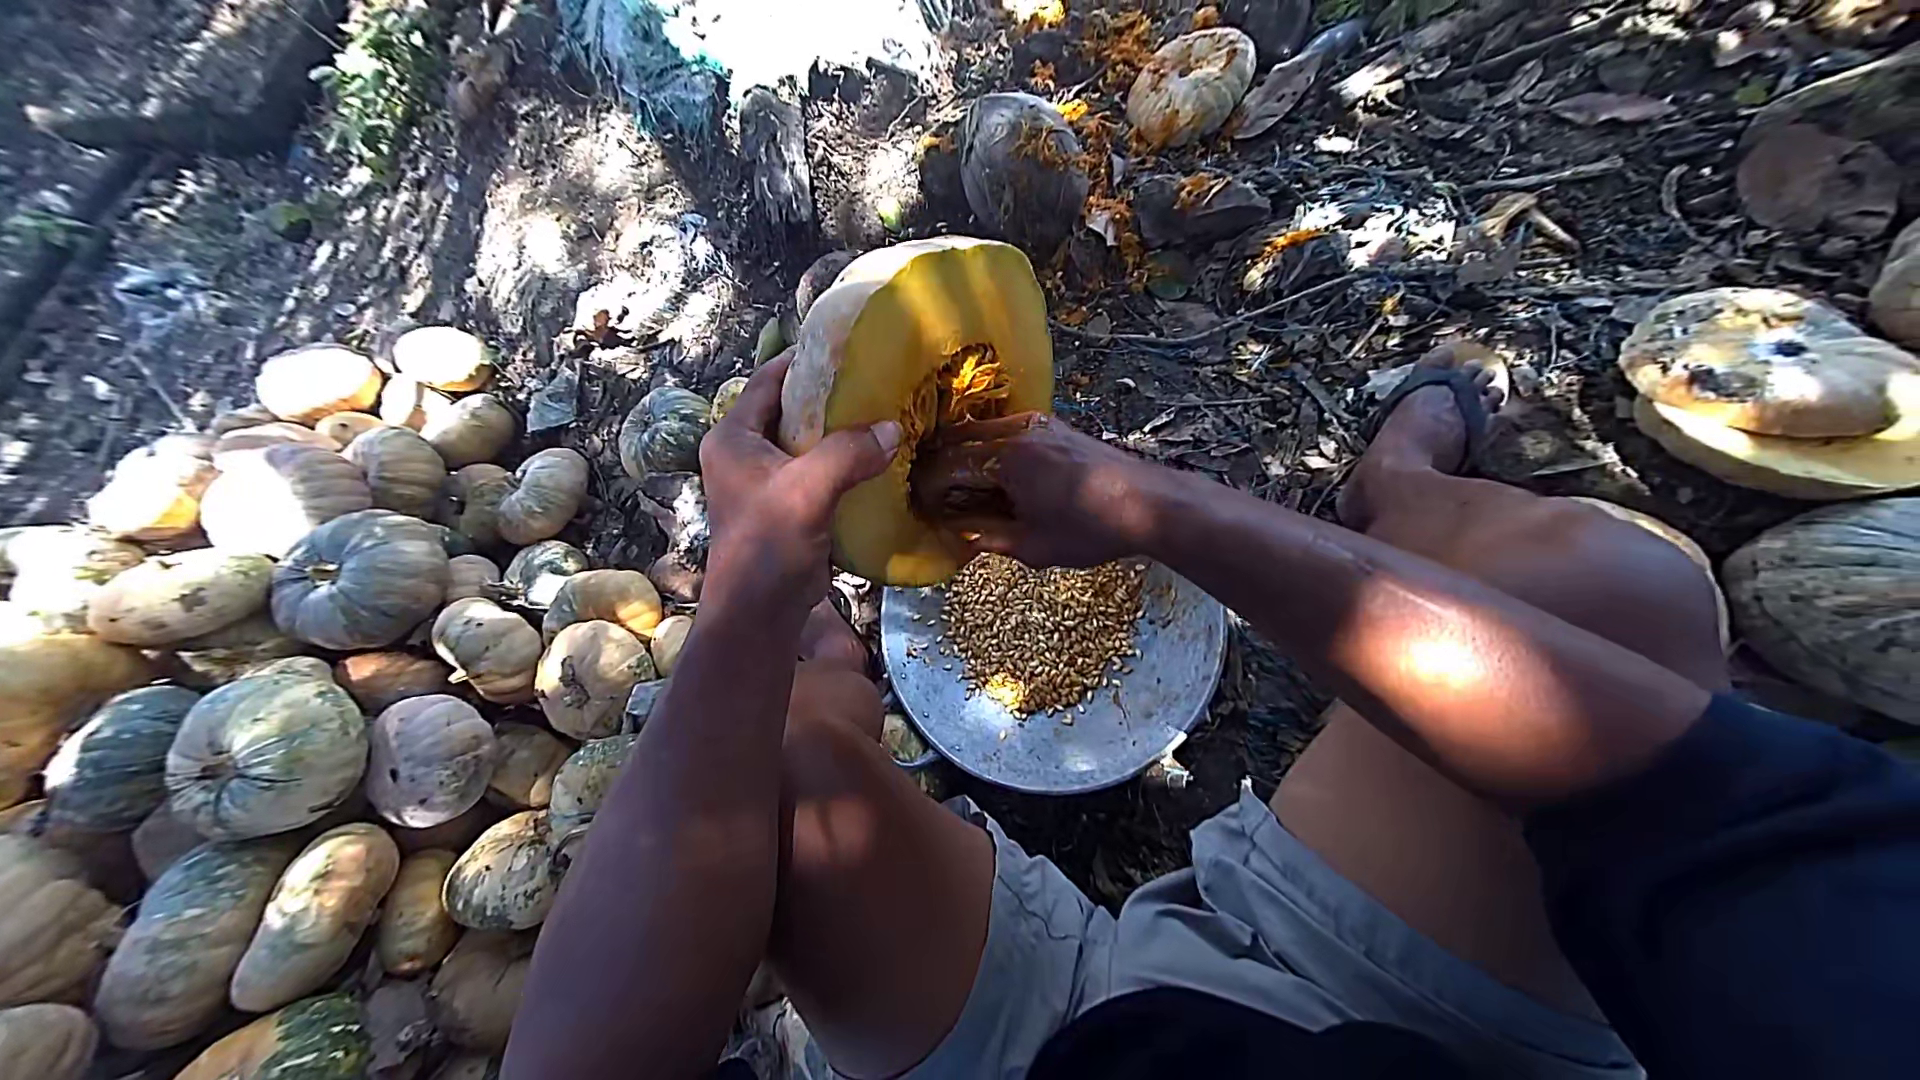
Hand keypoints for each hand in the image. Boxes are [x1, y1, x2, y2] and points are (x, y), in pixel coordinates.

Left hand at [698, 349, 900, 592]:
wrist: (760, 612)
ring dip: (841, 434)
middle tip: (876, 385)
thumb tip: (892, 428)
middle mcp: (746, 453)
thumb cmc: (769, 545)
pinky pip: (819, 471)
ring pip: (808, 443)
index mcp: (734, 438)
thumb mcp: (807, 490)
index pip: (769, 381)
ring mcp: (767, 481)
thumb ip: (848, 454)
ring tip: (883, 418)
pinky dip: (845, 463)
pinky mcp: (788, 506)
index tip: (847, 349)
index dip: (804, 360)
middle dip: (831, 399)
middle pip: (792, 410)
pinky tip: (876, 460)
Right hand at [911, 412, 1170, 567]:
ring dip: (960, 453)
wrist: (1149, 503)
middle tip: (930, 494)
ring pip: (979, 429)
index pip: (947, 467)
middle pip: (956, 440)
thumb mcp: (1033, 546)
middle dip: (937, 467)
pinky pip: (1002, 428)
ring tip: (956, 485)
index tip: (919, 506)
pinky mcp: (1052, 424)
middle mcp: (1017, 431)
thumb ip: (987, 537)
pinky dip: (985, 445)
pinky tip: (989, 471)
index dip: (927, 488)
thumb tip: (955, 531)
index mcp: (1007, 459)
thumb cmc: (1091, 529)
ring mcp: (1036, 422)